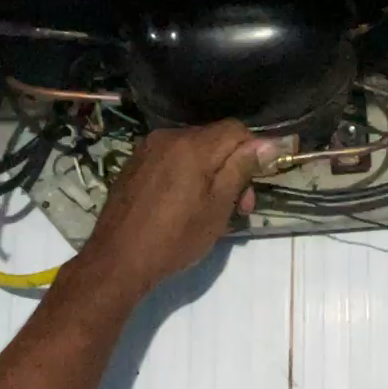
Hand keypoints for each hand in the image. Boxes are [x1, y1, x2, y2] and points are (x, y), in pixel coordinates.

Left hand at [76, 120, 277, 297]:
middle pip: (214, 139)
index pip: (236, 129)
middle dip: (232, 167)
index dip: (253, 153)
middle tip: (238, 209)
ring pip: (192, 150)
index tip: (253, 188)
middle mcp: (168, 137)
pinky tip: (182, 205)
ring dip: (209, 173)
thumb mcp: (217, 208)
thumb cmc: (175, 239)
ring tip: (209, 209)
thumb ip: (241, 169)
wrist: (118, 259)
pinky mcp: (134, 164)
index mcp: (192, 145)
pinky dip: (186, 175)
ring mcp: (147, 149)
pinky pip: (171, 160)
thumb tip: (268, 143)